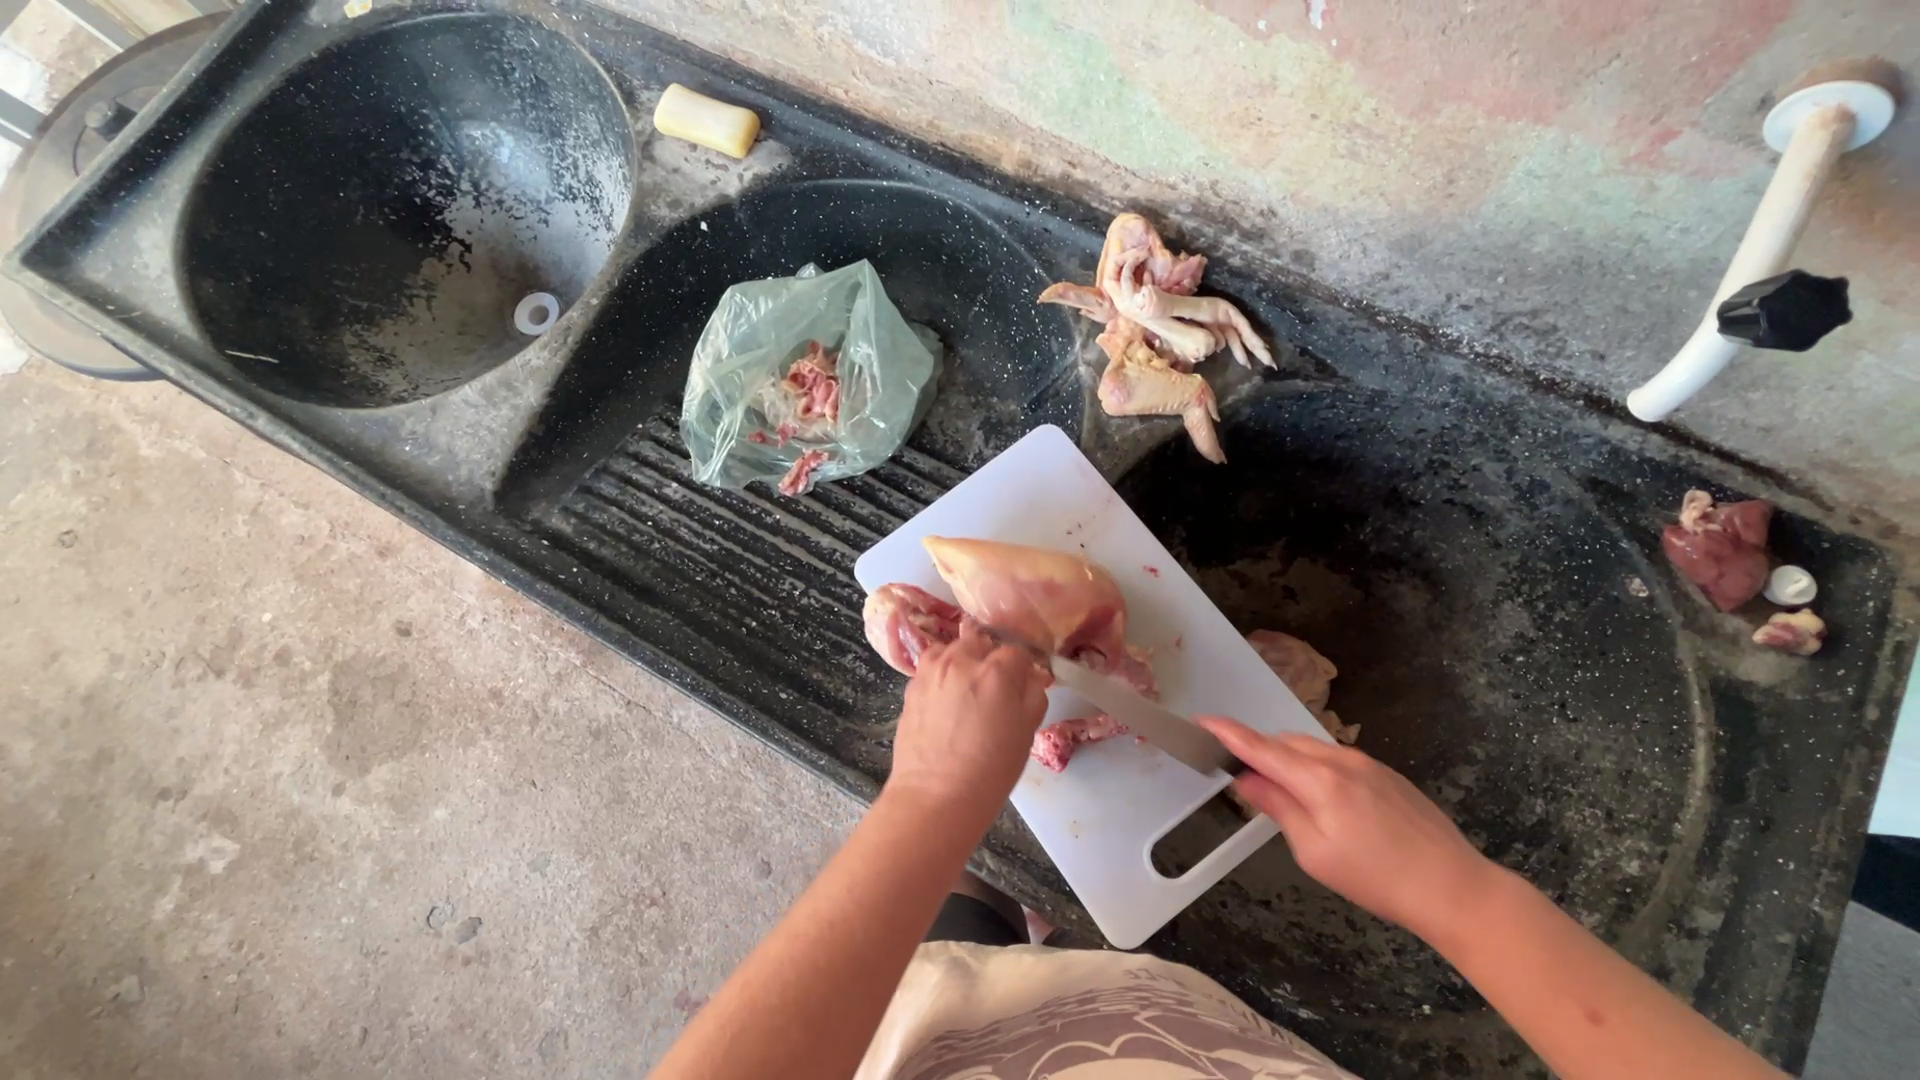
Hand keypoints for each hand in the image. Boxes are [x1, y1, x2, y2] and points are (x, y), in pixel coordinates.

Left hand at [886, 624, 1048, 821]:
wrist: (935, 796)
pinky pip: (931, 667)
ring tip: (967, 689)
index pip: (1017, 652)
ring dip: (962, 660)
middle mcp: (961, 661)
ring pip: (952, 648)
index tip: (1022, 685)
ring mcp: (931, 672)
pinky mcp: (911, 686)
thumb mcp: (1026, 732)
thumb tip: (1031, 677)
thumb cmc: (990, 771)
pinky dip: (941, 673)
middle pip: (981, 641)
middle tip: (995, 687)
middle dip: (990, 658)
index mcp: (996, 672)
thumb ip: (1033, 695)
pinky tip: (946, 700)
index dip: (1022, 668)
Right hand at [1198, 715, 1502, 941]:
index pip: (1261, 747)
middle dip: (1260, 751)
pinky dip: (1316, 767)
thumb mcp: (1314, 852)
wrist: (1455, 888)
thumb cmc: (1377, 878)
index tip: (1202, 720)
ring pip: (1313, 748)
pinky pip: (1337, 758)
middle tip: (1243, 777)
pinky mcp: (1387, 774)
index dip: (1228, 733)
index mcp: (1319, 779)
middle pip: (1286, 742)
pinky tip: (1326, 801)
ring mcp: (1368, 764)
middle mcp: (1341, 760)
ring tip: (1285, 793)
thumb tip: (1247, 779)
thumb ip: (1278, 808)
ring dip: (1289, 759)